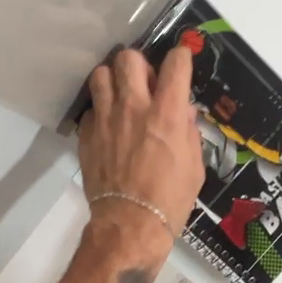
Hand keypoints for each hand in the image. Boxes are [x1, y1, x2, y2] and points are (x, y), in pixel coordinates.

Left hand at [76, 47, 203, 252]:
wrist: (131, 225)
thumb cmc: (171, 201)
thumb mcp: (194, 168)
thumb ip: (188, 134)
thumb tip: (183, 113)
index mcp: (167, 114)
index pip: (175, 65)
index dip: (181, 57)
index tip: (182, 60)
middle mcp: (134, 107)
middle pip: (129, 58)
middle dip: (140, 66)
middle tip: (146, 84)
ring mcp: (106, 119)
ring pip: (101, 74)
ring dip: (114, 81)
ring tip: (121, 98)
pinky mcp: (87, 134)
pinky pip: (92, 108)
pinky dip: (102, 111)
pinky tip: (110, 127)